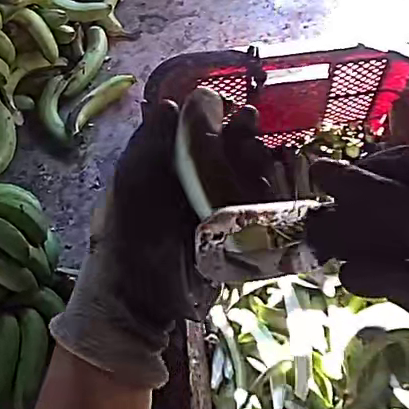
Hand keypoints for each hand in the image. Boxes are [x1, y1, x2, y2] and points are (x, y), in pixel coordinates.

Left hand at [50, 96, 272, 387]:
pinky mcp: (235, 239)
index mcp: (166, 169)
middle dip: (242, 137)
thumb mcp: (130, 187)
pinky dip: (272, 196)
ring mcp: (216, 212)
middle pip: (227, 152)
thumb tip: (170, 103)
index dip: (215, 117)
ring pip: (246, 178)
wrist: (138, 305)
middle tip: (252, 125)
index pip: (196, 133)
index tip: (231, 106)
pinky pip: (259, 212)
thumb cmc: (127, 239)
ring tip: (264, 154)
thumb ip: (148, 145)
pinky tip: (281, 184)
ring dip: (258, 162)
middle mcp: (193, 186)